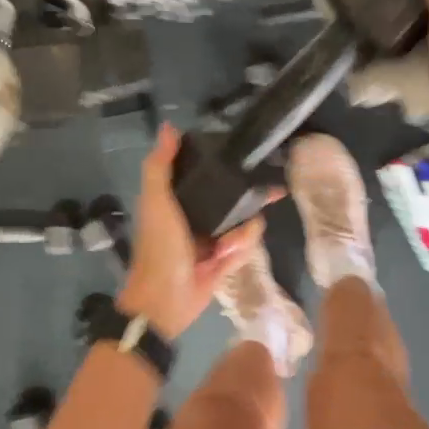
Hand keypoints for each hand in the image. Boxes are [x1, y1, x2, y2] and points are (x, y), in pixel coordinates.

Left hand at [116, 124, 266, 337]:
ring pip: (244, 223)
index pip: (205, 173)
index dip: (225, 163)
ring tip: (227, 245)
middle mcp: (196, 215)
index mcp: (177, 198)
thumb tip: (169, 126)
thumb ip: (160, 166)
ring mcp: (212, 239)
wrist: (163, 303)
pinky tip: (227, 256)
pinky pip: (244, 248)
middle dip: (250, 197)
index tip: (248, 155)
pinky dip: (241, 251)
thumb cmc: (158, 247)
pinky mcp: (224, 262)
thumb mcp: (156, 202)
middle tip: (272, 192)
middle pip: (232, 197)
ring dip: (243, 231)